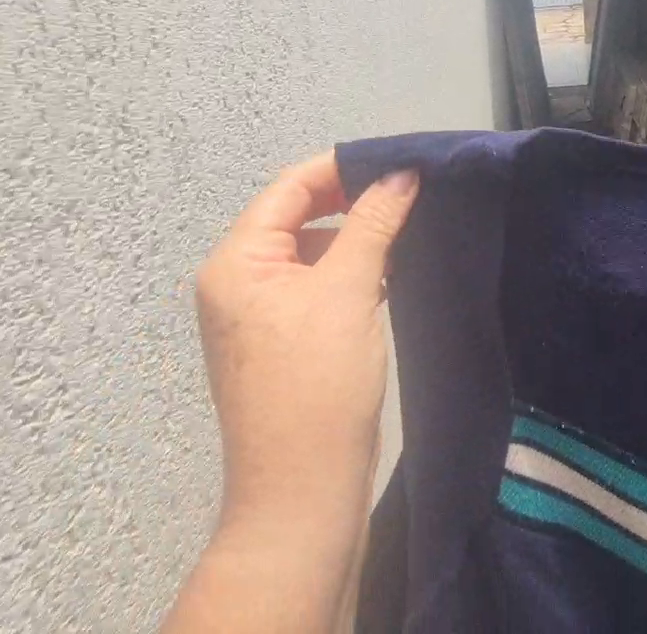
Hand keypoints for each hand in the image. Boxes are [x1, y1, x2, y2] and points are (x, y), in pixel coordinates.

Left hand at [164, 154, 418, 632]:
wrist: (304, 487)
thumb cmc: (318, 381)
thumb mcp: (348, 290)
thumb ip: (373, 223)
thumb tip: (402, 174)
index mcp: (237, 262)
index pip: (288, 189)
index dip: (341, 167)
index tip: (397, 160)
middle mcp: (238, 281)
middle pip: (297, 217)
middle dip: (351, 201)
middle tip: (409, 193)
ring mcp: (259, 313)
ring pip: (312, 251)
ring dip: (355, 237)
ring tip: (406, 230)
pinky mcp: (284, 339)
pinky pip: (317, 284)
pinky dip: (351, 271)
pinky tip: (388, 273)